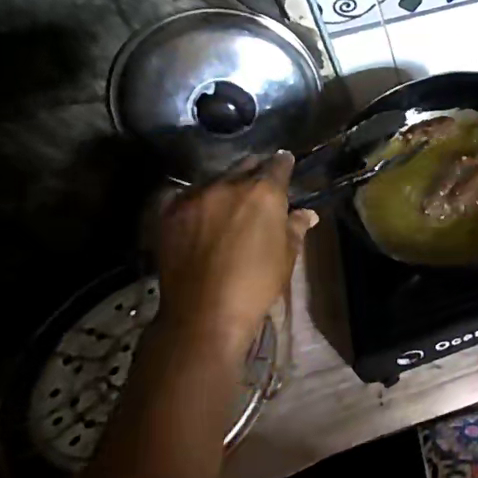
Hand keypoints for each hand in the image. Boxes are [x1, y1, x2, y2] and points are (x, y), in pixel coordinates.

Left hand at [153, 153, 316, 356]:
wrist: (203, 314)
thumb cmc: (255, 286)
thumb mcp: (286, 257)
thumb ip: (295, 228)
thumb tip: (306, 214)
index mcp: (264, 192)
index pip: (278, 164)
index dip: (283, 164)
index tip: (285, 166)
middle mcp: (230, 184)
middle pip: (246, 165)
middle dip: (254, 171)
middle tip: (257, 186)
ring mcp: (196, 195)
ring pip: (215, 179)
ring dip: (224, 186)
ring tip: (226, 202)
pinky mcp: (170, 211)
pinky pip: (186, 195)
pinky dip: (197, 200)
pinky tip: (199, 214)